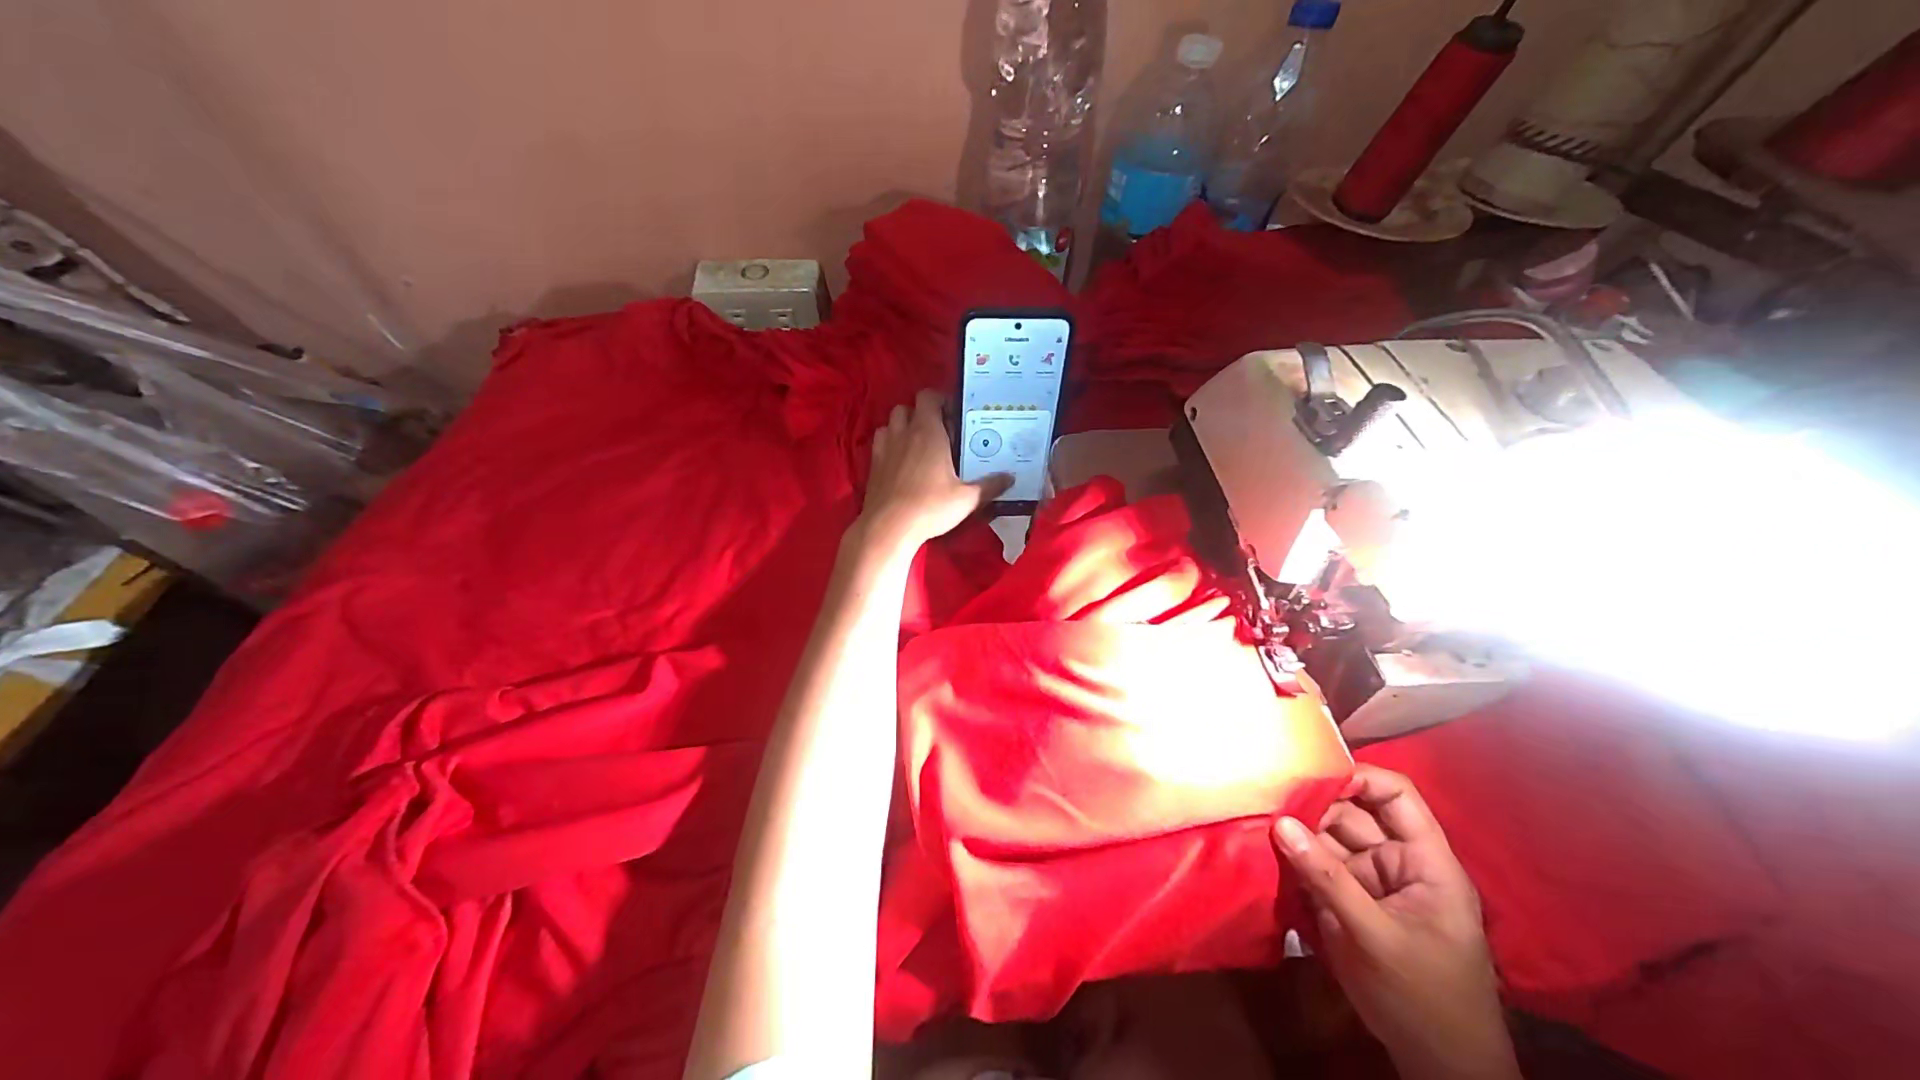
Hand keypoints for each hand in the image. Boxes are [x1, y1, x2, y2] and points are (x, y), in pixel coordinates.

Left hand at [859, 389, 1008, 551]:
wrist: (889, 527)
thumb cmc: (930, 507)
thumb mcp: (967, 499)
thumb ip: (990, 486)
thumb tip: (1010, 478)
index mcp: (927, 431)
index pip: (928, 396)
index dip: (941, 400)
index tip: (954, 415)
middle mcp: (903, 433)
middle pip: (907, 407)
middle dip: (922, 413)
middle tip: (938, 432)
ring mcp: (884, 447)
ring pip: (891, 423)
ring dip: (903, 427)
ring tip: (918, 444)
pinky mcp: (873, 464)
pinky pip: (880, 442)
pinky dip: (890, 444)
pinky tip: (901, 461)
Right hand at [1272, 765, 1518, 1079]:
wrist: (1441, 1067)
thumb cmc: (1424, 998)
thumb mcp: (1374, 937)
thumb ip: (1326, 877)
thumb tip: (1280, 822)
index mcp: (1426, 862)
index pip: (1396, 796)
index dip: (1356, 778)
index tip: (1307, 776)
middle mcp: (1399, 864)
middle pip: (1353, 816)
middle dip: (1312, 807)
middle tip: (1265, 800)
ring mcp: (1373, 885)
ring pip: (1330, 842)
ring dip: (1298, 834)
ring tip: (1257, 823)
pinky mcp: (1351, 906)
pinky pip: (1320, 871)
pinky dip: (1296, 863)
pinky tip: (1267, 855)